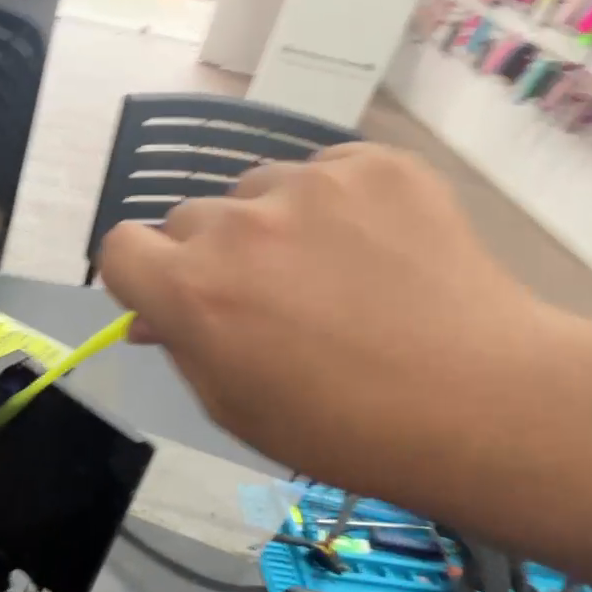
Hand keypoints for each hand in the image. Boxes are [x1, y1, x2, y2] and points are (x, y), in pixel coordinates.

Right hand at [98, 143, 566, 488]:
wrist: (472, 398)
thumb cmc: (334, 427)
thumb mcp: (232, 405)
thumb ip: (181, 347)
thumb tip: (152, 315)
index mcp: (193, 292)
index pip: (119, 249)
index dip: (138, 276)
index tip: (166, 298)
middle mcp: (239, 225)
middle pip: (187, 220)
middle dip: (205, 257)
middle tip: (258, 301)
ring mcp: (312, 185)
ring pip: (254, 193)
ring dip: (266, 228)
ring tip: (323, 275)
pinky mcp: (375, 164)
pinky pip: (321, 174)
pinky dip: (328, 208)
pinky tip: (368, 253)